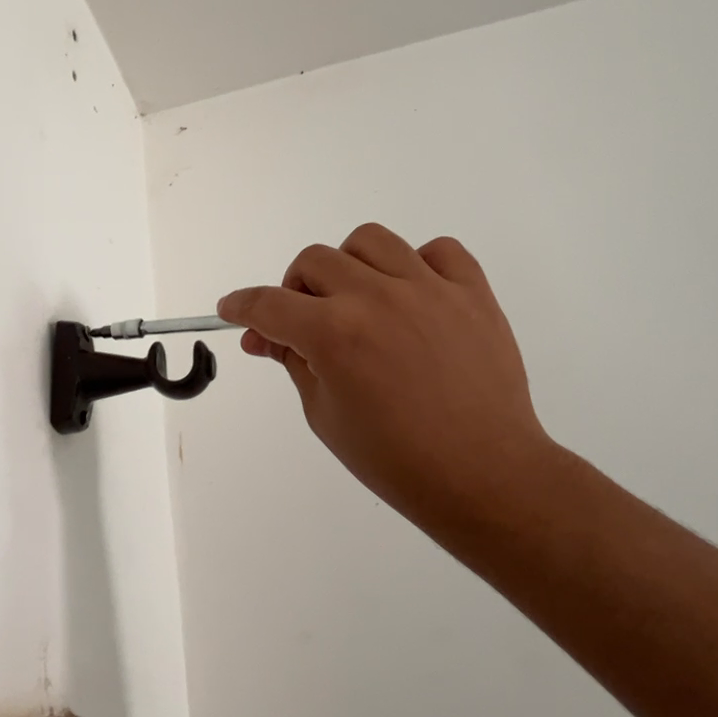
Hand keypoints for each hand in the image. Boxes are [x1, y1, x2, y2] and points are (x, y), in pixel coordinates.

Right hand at [216, 223, 554, 518]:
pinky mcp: (472, 293)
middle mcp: (376, 299)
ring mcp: (428, 291)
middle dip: (295, 289)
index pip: (268, 304)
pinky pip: (438, 250)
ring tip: (358, 300)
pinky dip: (417, 264)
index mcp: (333, 334)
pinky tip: (412, 296)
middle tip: (304, 322)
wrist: (483, 475)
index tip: (234, 310)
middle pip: (313, 261)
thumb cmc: (395, 459)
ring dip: (350, 266)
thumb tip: (265, 336)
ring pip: (369, 241)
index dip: (241, 306)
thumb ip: (293, 362)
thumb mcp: (324, 414)